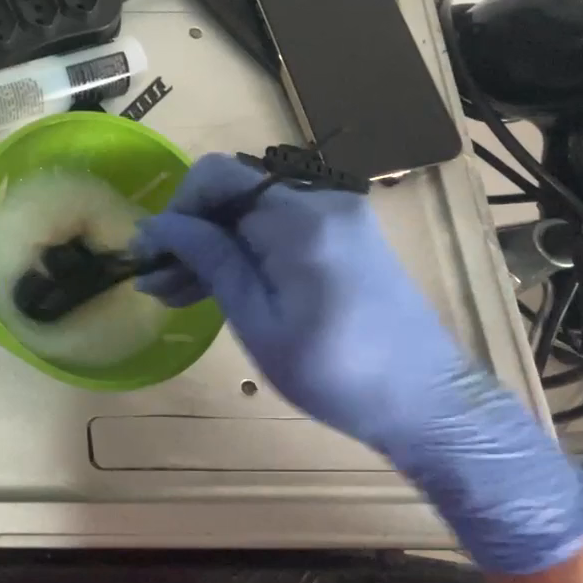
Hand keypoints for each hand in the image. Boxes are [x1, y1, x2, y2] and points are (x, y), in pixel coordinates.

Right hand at [134, 153, 582, 574]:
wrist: (429, 406)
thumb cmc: (336, 372)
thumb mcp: (257, 319)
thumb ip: (209, 259)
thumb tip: (156, 225)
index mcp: (299, 219)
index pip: (215, 176)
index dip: (175, 209)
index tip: (153, 256)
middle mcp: (320, 201)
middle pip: (231, 193)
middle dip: (188, 232)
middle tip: (157, 283)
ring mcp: (335, 218)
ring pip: (249, 213)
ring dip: (211, 246)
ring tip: (174, 294)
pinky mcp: (342, 238)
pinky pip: (276, 229)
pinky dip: (243, 252)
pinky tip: (213, 288)